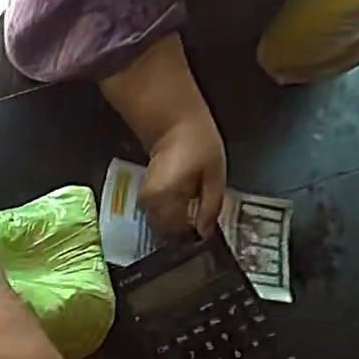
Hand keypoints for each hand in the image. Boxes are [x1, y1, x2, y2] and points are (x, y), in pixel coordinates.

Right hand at [142, 109, 226, 238]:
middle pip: (164, 230)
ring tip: (190, 212)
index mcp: (167, 198)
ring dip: (173, 222)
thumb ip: (211, 205)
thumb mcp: (215, 174)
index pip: (176, 230)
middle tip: (197, 223)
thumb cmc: (198, 144)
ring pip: (158, 224)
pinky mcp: (143, 196)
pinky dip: (168, 213)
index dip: (190, 235)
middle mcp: (151, 203)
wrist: (174, 123)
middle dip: (180, 230)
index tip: (202, 232)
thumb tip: (205, 233)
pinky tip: (180, 204)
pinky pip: (155, 214)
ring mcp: (144, 200)